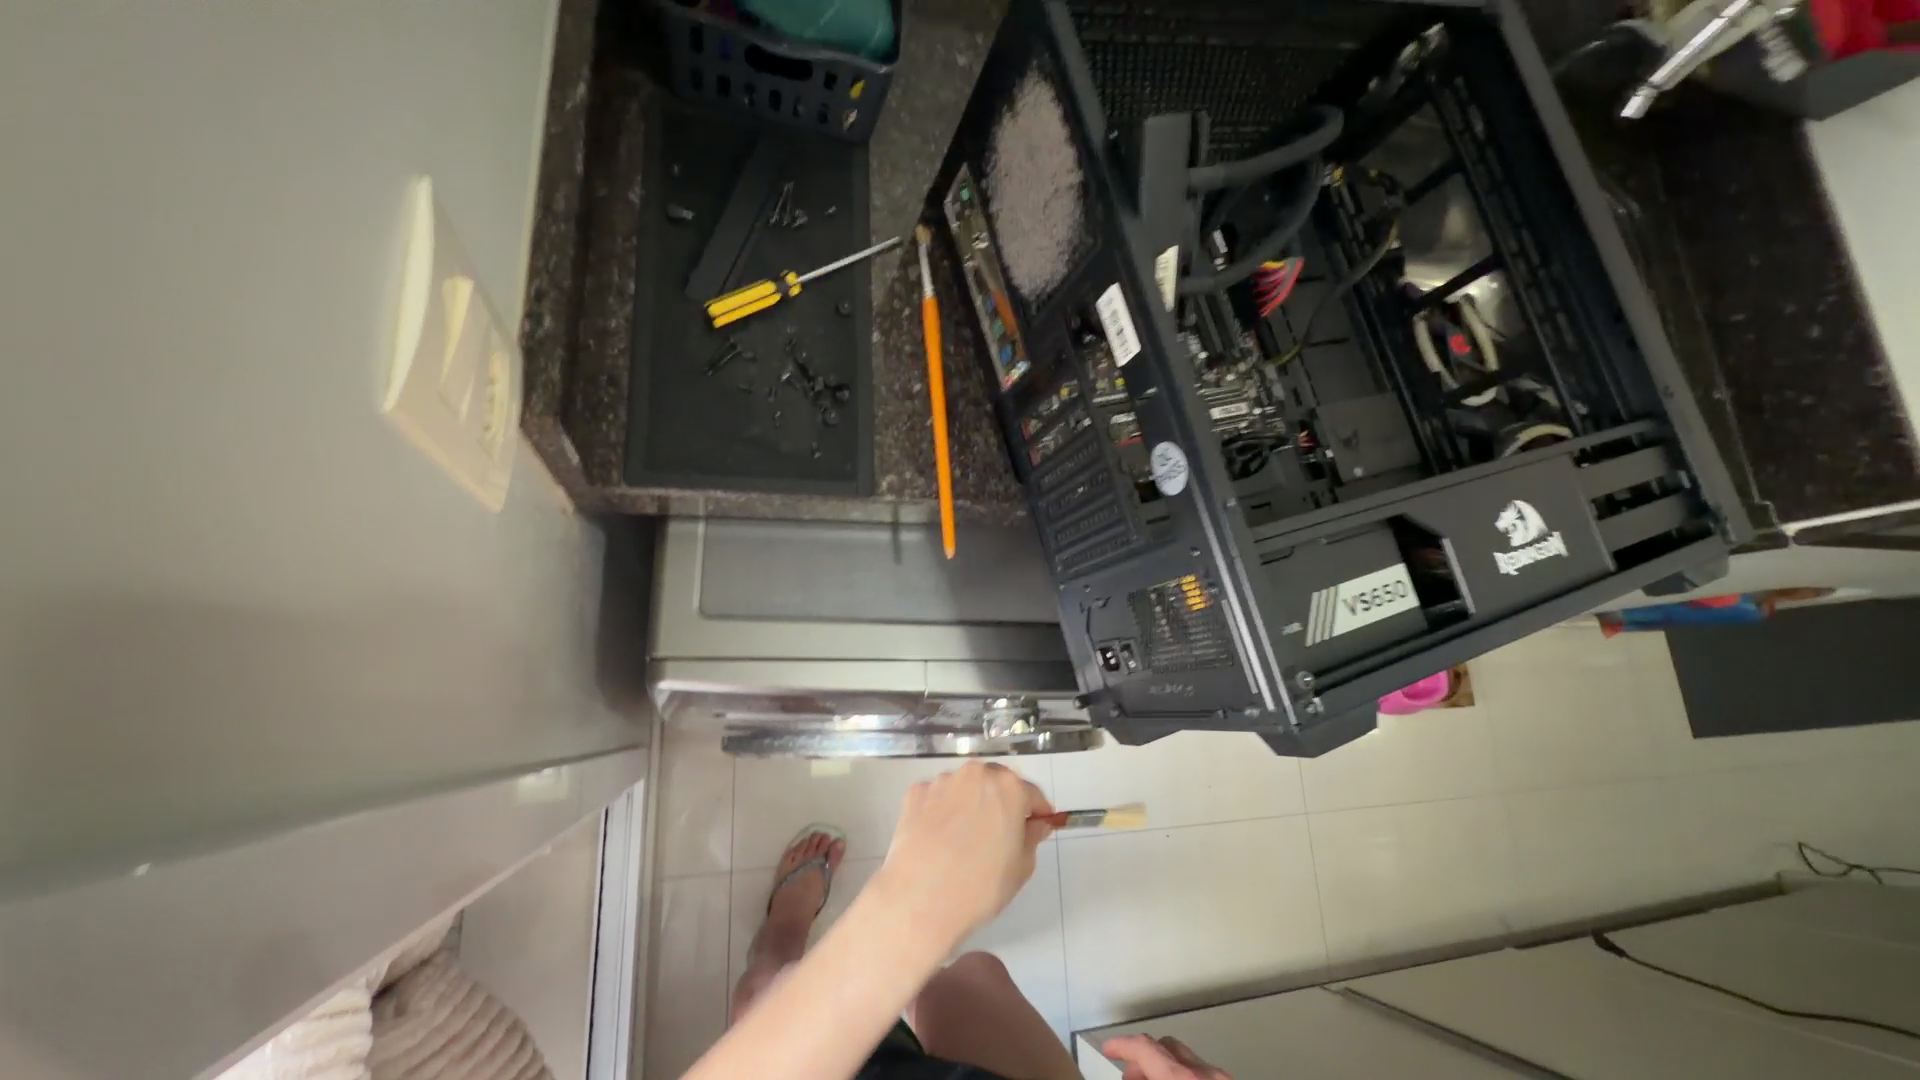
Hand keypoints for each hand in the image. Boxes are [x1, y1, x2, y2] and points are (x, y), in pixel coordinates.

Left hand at [870, 762, 1053, 945]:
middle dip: (1000, 803)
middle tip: (998, 836)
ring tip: (962, 841)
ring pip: (964, 789)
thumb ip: (1032, 837)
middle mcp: (975, 774)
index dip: (1036, 812)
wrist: (920, 900)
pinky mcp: (914, 794)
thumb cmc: (981, 886)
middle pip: (995, 784)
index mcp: (1008, 787)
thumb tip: (1035, 824)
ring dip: (969, 805)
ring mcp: (941, 782)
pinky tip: (938, 840)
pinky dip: (941, 812)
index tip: (1035, 827)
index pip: (1031, 793)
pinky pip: (937, 799)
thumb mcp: (1022, 867)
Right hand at [1102, 1035, 1231, 1079]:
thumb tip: (1129, 1073)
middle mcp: (1205, 1072)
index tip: (1109, 1048)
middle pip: (1167, 1046)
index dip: (1122, 1044)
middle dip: (1144, 1057)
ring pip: (1188, 1059)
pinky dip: (1185, 1076)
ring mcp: (1225, 1078)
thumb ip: (1139, 1078)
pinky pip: (1203, 1073)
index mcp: (1181, 1077)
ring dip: (1165, 1067)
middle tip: (1130, 1075)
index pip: (1145, 1046)